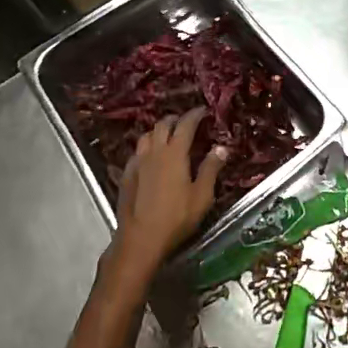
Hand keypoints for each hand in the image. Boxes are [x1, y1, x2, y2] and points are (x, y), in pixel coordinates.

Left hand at [108, 109, 227, 280]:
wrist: (141, 236)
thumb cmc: (176, 217)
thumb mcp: (201, 196)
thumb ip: (210, 169)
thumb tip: (221, 148)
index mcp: (174, 153)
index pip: (185, 125)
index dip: (194, 115)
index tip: (202, 111)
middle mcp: (154, 151)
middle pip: (162, 125)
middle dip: (175, 119)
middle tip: (185, 122)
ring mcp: (137, 161)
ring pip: (146, 136)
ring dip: (158, 131)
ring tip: (167, 136)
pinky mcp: (126, 173)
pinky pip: (137, 152)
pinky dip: (146, 147)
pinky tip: (149, 157)